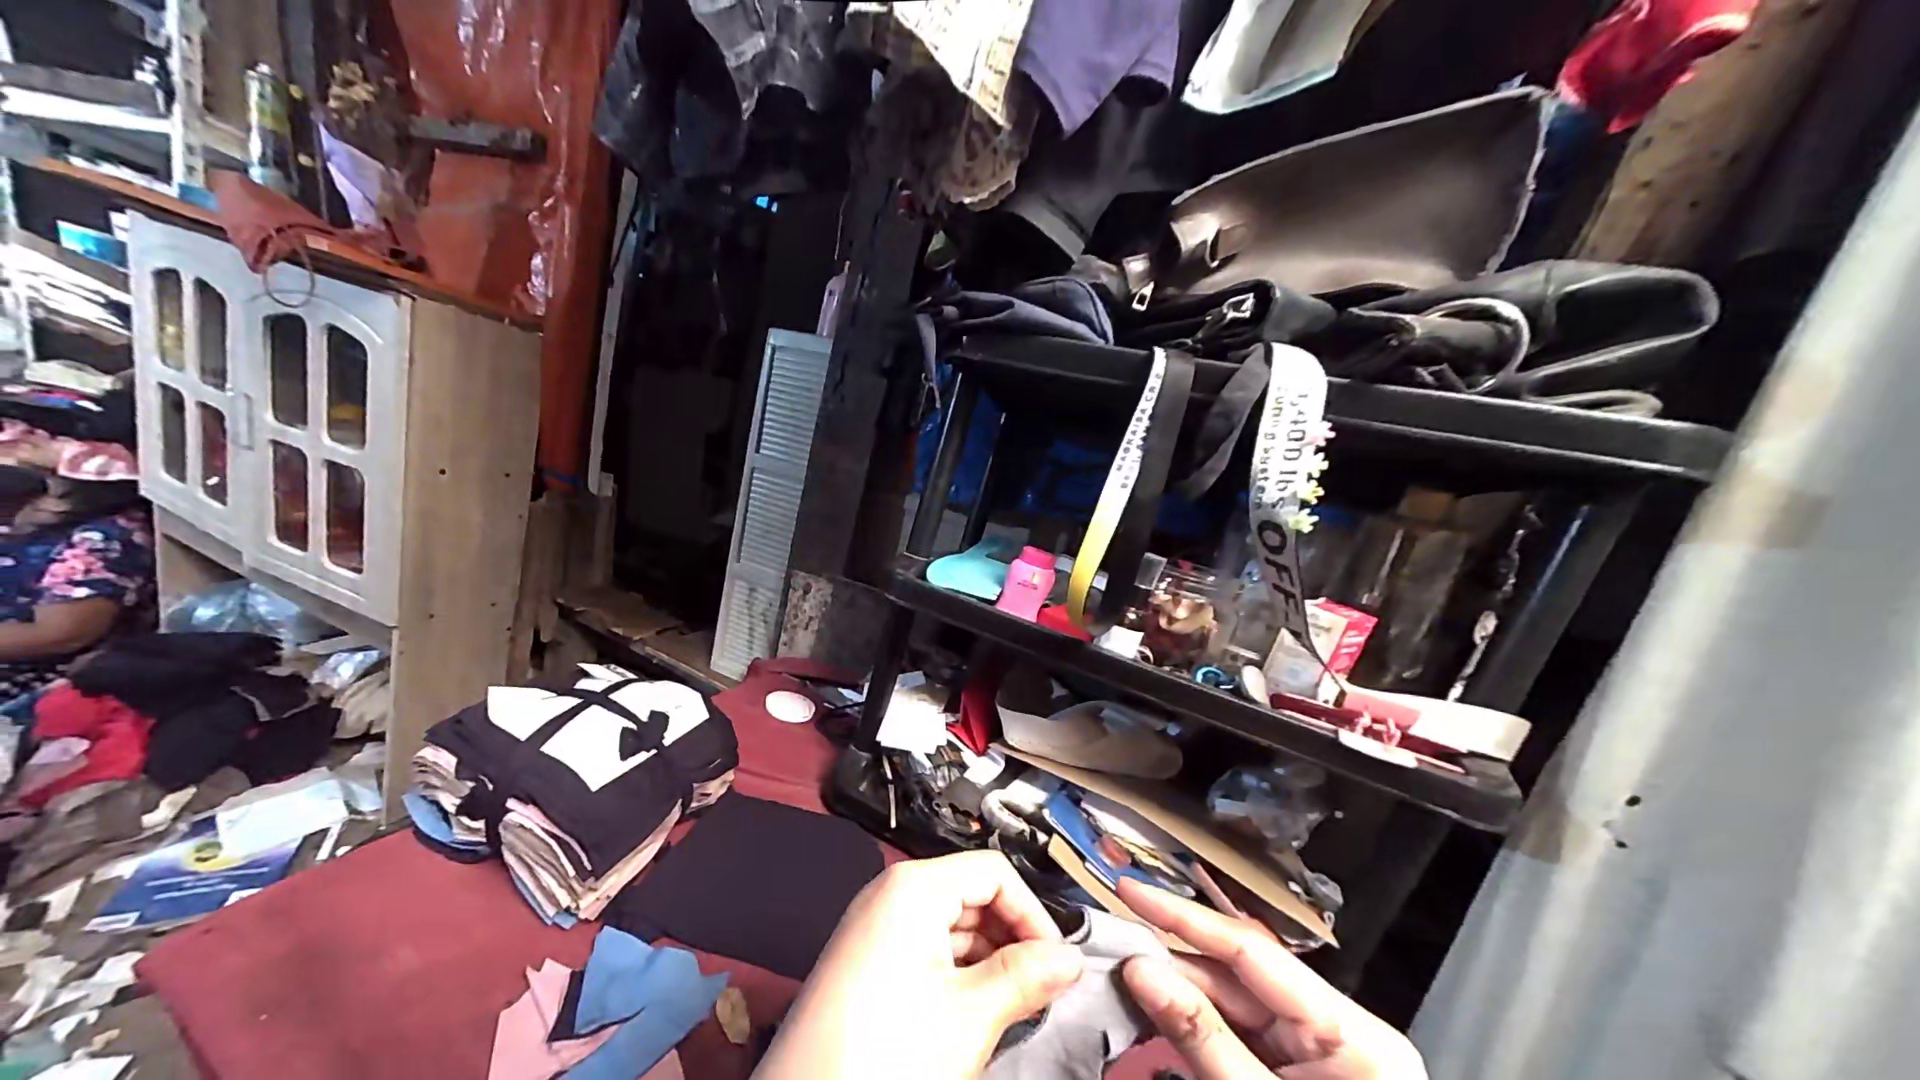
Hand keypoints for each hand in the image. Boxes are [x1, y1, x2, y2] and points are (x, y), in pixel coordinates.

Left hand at [755, 851, 1084, 1079]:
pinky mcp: (867, 959)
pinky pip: (927, 948)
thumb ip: (1026, 977)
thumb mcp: (969, 1015)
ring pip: (952, 925)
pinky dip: (957, 973)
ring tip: (1011, 1007)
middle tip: (1040, 988)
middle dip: (1011, 939)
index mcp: (913, 887)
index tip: (1055, 960)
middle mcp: (891, 894)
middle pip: (973, 895)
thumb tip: (1067, 959)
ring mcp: (875, 926)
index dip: (1031, 913)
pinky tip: (973, 1012)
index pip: (993, 872)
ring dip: (988, 960)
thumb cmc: (878, 1056)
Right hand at [1116, 877, 1427, 1079]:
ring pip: (1233, 1004)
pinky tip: (1159, 1015)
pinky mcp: (1297, 1071)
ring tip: (1127, 981)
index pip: (1254, 952)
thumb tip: (1141, 968)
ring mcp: (1318, 1053)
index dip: (1186, 917)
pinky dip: (1196, 1026)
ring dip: (1179, 994)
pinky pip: (1238, 1033)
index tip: (1132, 892)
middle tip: (1116, 950)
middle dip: (1175, 964)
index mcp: (1355, 1036)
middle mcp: (1337, 1031)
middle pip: (1239, 978)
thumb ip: (1201, 1035)